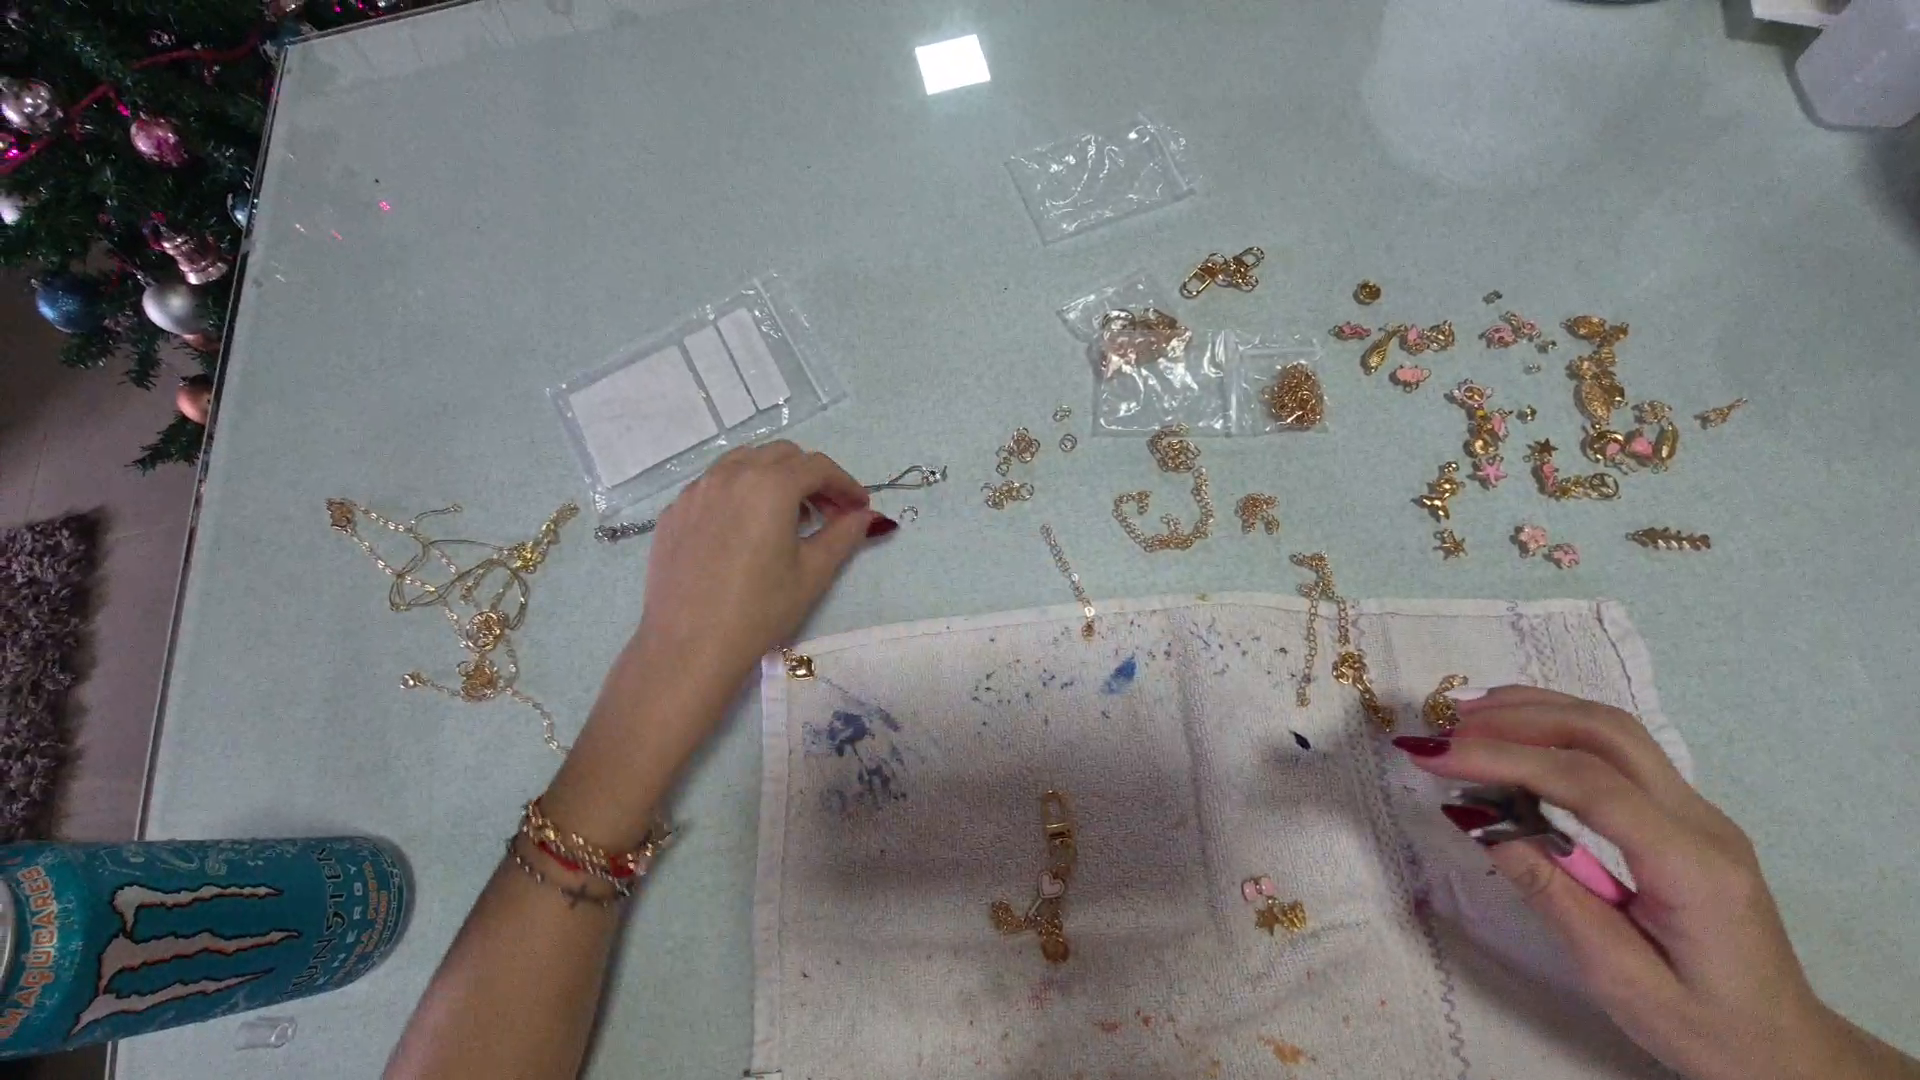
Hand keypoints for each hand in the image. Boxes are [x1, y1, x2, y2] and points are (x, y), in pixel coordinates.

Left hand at [633, 441, 887, 699]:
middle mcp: (730, 475)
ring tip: (785, 519)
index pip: (817, 467)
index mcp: (770, 485)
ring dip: (773, 478)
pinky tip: (745, 531)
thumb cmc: (760, 610)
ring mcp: (696, 491)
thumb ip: (844, 535)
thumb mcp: (813, 573)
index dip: (844, 484)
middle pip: (781, 455)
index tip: (858, 508)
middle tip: (827, 514)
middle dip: (810, 478)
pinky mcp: (674, 512)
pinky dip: (739, 494)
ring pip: (743, 462)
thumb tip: (867, 516)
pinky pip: (714, 486)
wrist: (689, 646)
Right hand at [1394, 686, 1918, 1079]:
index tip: (1431, 757)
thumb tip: (1474, 815)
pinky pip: (1614, 747)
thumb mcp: (1615, 975)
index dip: (1502, 758)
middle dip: (1516, 719)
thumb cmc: (1700, 1026)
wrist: (1787, 1052)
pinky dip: (1554, 724)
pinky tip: (1511, 730)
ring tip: (1461, 717)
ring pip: (1612, 727)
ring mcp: (1697, 810)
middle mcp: (1702, 821)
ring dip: (1534, 711)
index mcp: (1691, 867)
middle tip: (1442, 730)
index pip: (1587, 782)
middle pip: (1605, 733)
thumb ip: (1547, 889)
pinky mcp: (1681, 811)